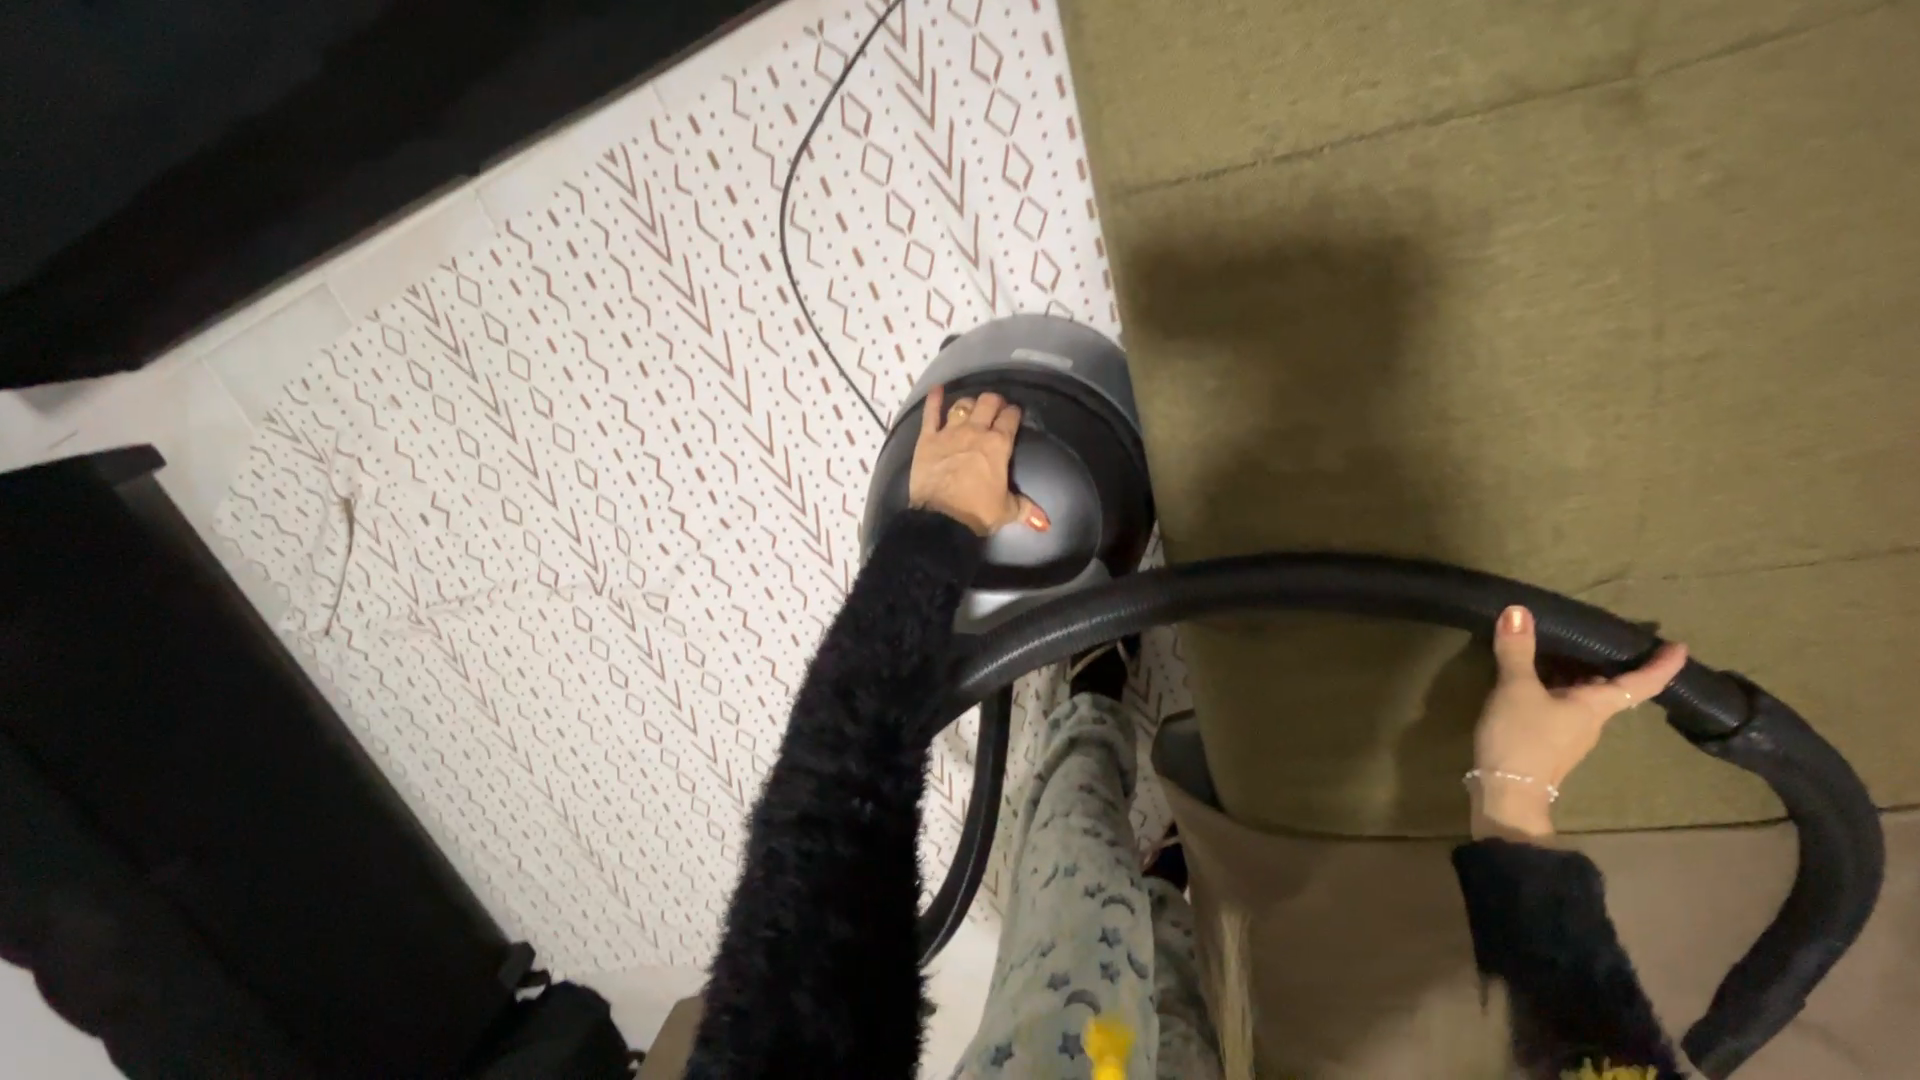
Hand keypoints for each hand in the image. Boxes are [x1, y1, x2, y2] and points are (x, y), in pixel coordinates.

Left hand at [909, 385, 1049, 535]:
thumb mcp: (1007, 511)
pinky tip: (937, 390)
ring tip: (972, 407)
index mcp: (998, 445)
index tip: (1015, 414)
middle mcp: (975, 432)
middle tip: (995, 408)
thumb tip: (1046, 523)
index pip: (1010, 418)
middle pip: (988, 403)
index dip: (1014, 413)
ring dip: (970, 403)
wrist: (941, 519)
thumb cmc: (978, 512)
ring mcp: (949, 432)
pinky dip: (934, 400)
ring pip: (963, 405)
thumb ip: (1027, 509)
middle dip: (994, 402)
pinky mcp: (927, 439)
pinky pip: (930, 413)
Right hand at [1469, 605, 1688, 839]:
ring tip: (1553, 646)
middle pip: (1609, 685)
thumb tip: (1518, 610)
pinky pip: (1561, 704)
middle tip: (1590, 633)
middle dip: (1603, 660)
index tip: (1679, 646)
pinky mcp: (1550, 740)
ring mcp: (1571, 731)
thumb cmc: (1523, 737)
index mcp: (1597, 705)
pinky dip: (1554, 685)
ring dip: (1573, 671)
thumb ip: (1517, 651)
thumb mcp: (1515, 689)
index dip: (1662, 664)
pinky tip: (1530, 677)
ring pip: (1583, 694)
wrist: (1507, 790)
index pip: (1642, 683)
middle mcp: (1592, 718)